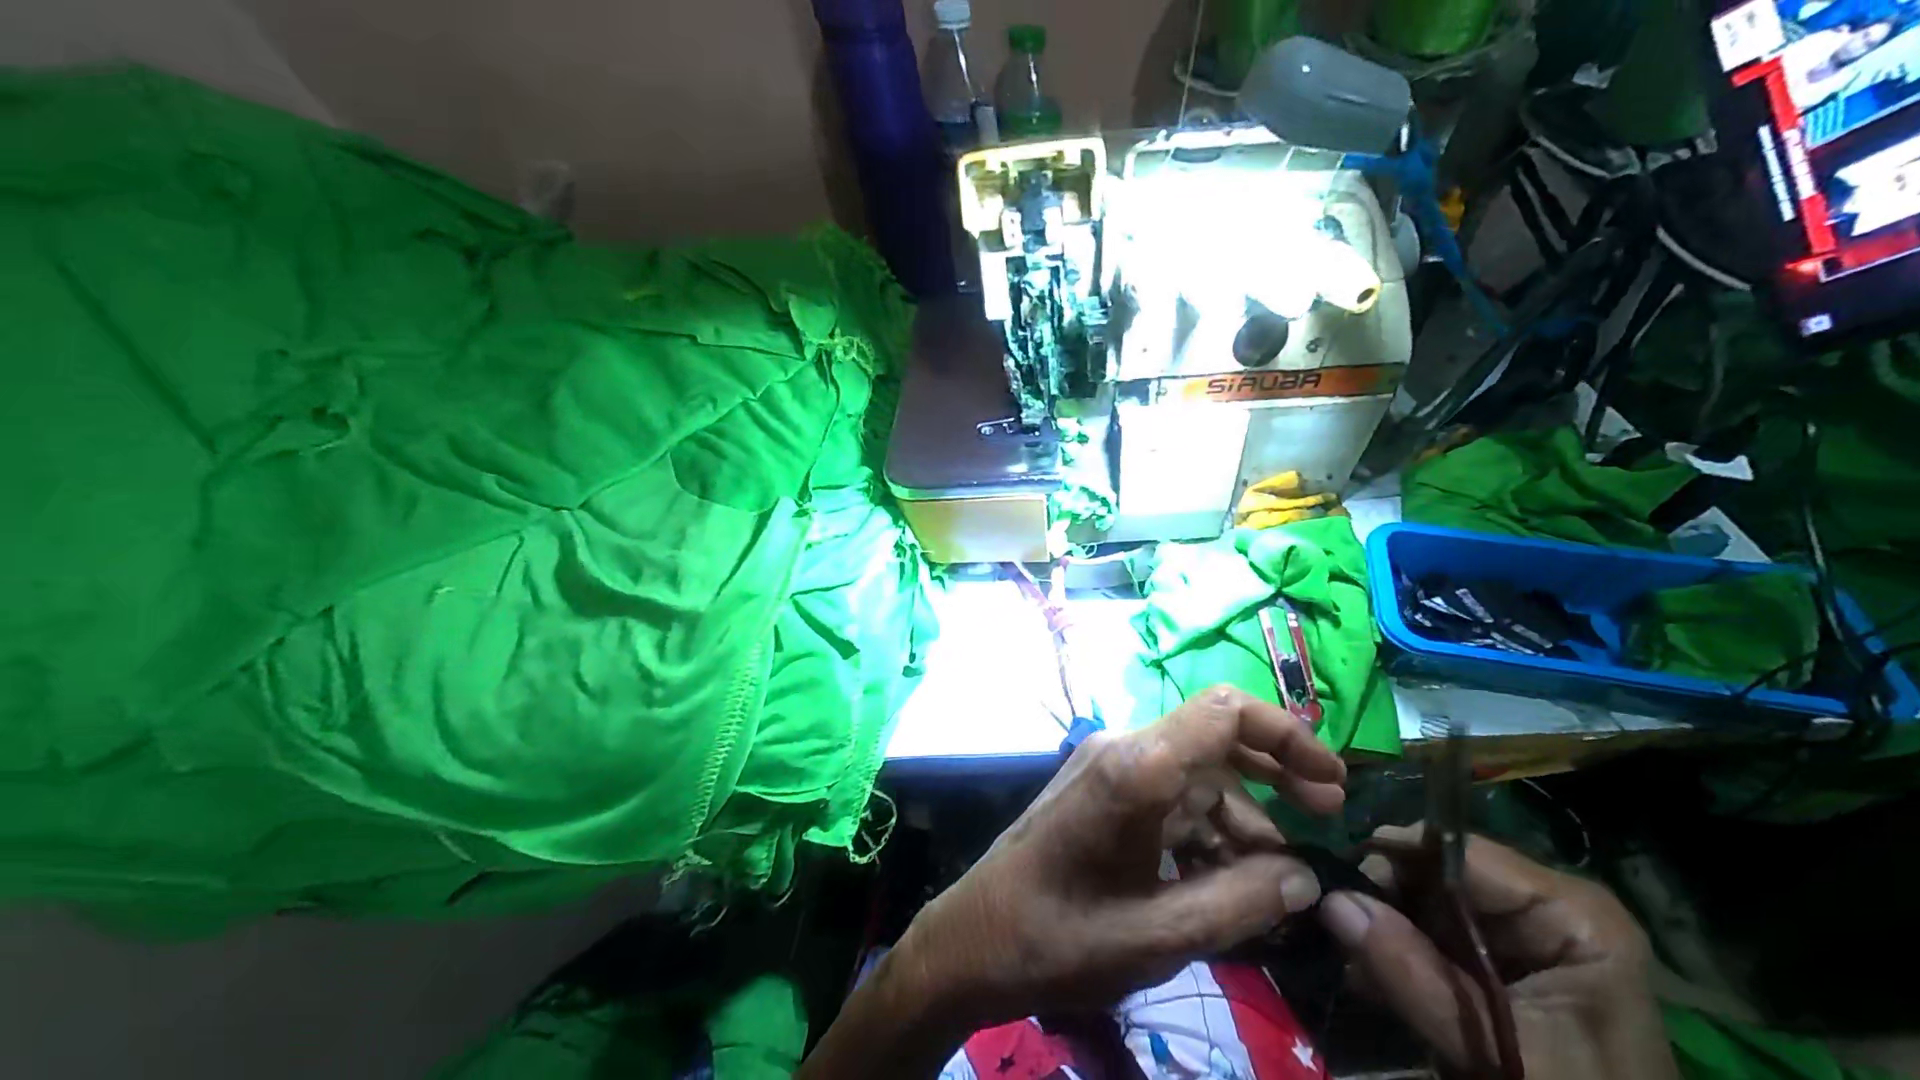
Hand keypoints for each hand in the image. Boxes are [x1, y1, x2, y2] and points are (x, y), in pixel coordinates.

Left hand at [900, 685, 1346, 1024]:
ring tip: (1273, 881)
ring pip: (1195, 775)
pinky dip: (1203, 828)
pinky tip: (1224, 878)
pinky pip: (1167, 796)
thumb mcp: (1162, 933)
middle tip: (1324, 821)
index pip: (1224, 710)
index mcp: (1138, 768)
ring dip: (1241, 818)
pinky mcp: (1099, 792)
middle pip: (1215, 740)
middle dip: (1275, 775)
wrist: (974, 939)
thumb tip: (1305, 875)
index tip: (1334, 782)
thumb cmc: (1061, 937)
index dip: (1288, 734)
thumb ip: (1243, 900)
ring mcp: (1106, 768)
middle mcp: (1123, 751)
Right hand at [1319, 825, 1679, 1079]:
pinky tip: (1375, 980)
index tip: (1336, 892)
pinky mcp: (1504, 956)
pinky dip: (1399, 953)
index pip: (1455, 850)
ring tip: (1355, 969)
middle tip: (1341, 939)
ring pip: (1426, 902)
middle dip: (1382, 902)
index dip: (1390, 861)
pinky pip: (1435, 932)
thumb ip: (1414, 974)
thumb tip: (1332, 900)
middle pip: (1436, 873)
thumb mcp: (1493, 1049)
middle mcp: (1546, 903)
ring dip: (1384, 931)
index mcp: (1569, 911)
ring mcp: (1526, 929)